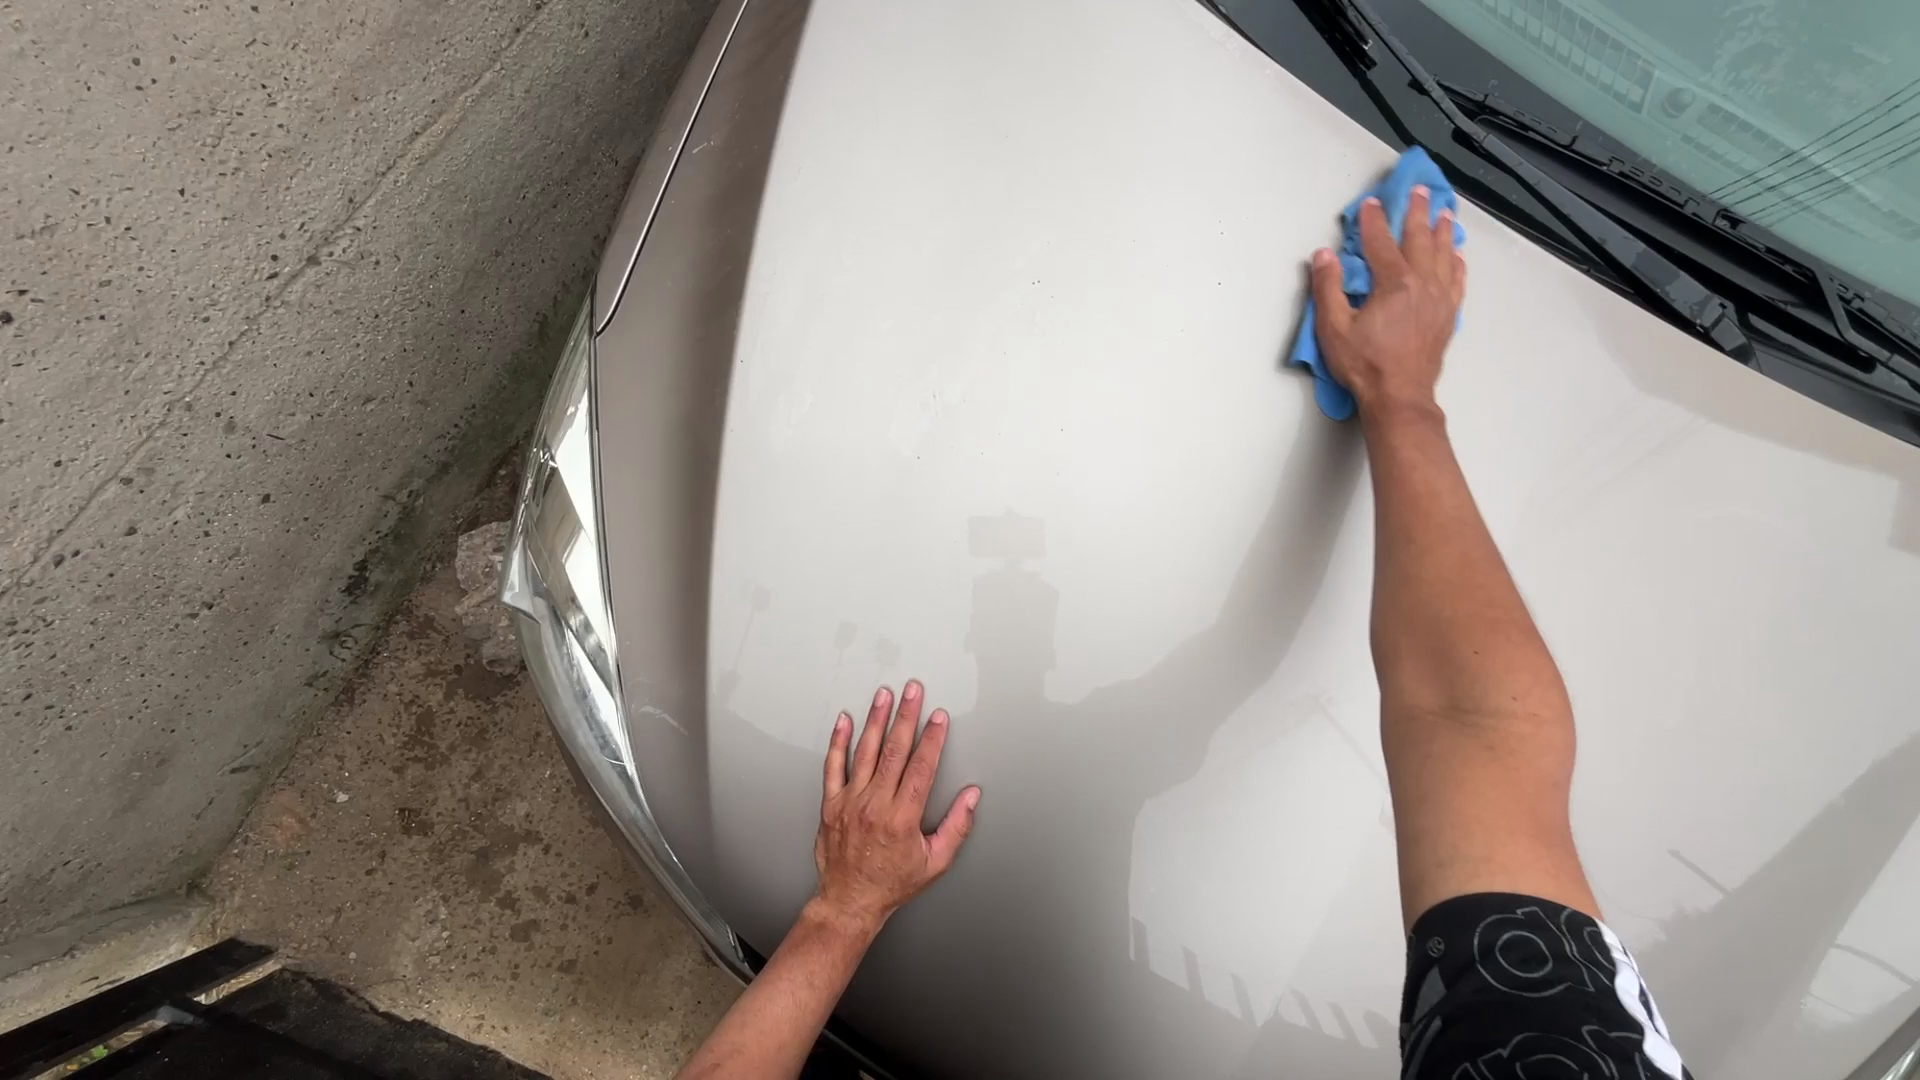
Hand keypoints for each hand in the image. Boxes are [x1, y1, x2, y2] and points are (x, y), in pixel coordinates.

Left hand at [813, 680, 979, 933]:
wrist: (848, 902)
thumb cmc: (892, 883)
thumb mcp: (935, 862)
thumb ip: (956, 827)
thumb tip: (972, 797)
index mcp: (902, 818)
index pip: (921, 768)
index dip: (932, 738)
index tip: (939, 717)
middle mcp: (875, 805)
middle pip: (894, 750)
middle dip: (906, 715)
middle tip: (913, 691)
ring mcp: (850, 802)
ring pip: (865, 751)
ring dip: (876, 719)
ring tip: (884, 695)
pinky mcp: (831, 804)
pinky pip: (833, 766)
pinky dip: (838, 741)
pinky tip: (845, 721)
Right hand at [1311, 186, 1465, 417]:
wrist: (1398, 395)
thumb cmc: (1364, 364)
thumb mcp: (1333, 328)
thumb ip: (1327, 288)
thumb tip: (1324, 256)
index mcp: (1393, 283)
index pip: (1380, 243)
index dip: (1373, 221)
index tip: (1370, 203)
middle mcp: (1422, 284)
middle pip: (1420, 239)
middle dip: (1417, 212)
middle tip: (1420, 191)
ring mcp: (1439, 299)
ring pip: (1444, 254)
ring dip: (1442, 231)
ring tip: (1444, 213)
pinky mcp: (1447, 315)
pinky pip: (1457, 280)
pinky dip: (1457, 263)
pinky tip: (1457, 256)